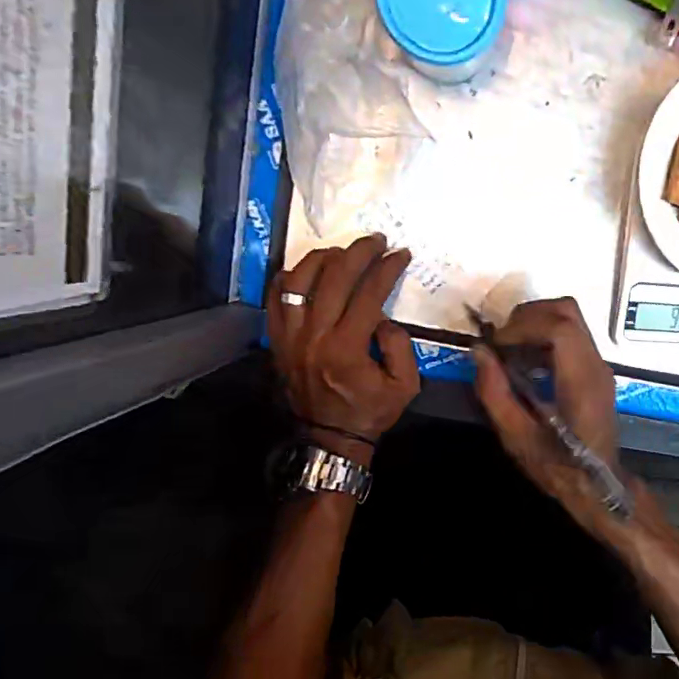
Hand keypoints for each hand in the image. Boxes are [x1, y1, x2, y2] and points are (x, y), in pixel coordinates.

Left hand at [267, 234, 419, 464]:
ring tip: (342, 253)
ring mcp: (291, 337)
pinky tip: (306, 270)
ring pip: (298, 282)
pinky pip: (274, 300)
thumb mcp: (404, 386)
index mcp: (347, 348)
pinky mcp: (278, 341)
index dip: (387, 269)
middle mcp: (314, 336)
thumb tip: (382, 317)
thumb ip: (400, 346)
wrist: (331, 437)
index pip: (368, 294)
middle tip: (376, 241)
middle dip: (359, 252)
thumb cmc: (370, 412)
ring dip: (322, 259)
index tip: (400, 255)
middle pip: (334, 278)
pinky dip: (288, 279)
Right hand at [472, 298, 625, 524]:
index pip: (560, 328)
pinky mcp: (594, 370)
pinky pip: (569, 335)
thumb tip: (479, 353)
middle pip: (567, 311)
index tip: (497, 344)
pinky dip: (542, 336)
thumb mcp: (517, 437)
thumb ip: (496, 393)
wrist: (597, 485)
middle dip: (528, 315)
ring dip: (534, 324)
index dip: (522, 326)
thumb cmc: (558, 466)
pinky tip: (524, 362)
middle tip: (501, 340)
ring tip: (509, 349)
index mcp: (581, 381)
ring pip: (569, 318)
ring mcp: (598, 365)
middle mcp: (596, 365)